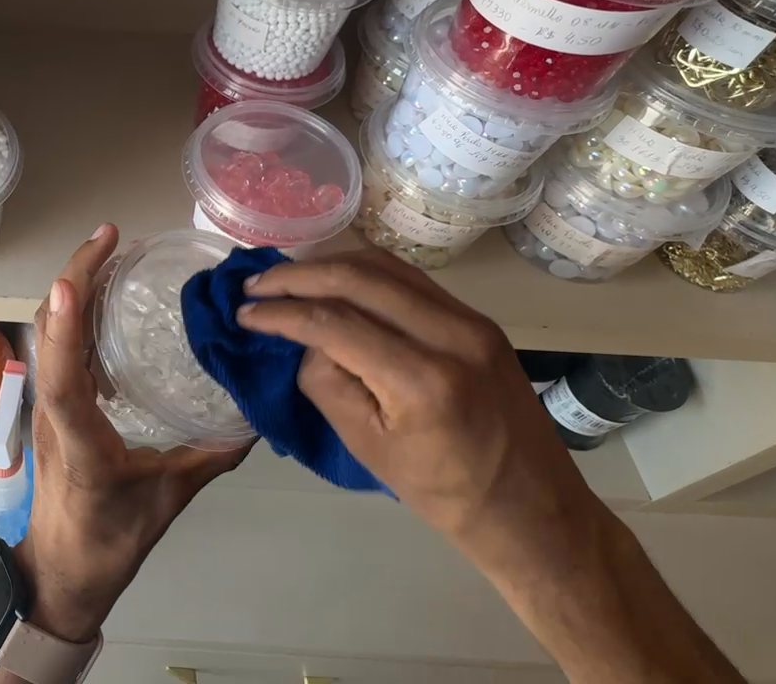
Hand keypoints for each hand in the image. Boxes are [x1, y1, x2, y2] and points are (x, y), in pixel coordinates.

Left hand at [18, 224, 251, 642]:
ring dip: (73, 287)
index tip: (75, 283)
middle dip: (75, 276)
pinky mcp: (51, 402)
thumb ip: (209, 456)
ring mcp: (47, 404)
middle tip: (112, 236)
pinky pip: (58, 345)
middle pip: (49, 334)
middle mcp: (54, 412)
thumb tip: (252, 414)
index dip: (66, 332)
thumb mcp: (168, 501)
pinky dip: (76, 311)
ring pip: (48, 333)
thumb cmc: (109, 543)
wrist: (61, 571)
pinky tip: (106, 300)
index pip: (65, 383)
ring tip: (110, 252)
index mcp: (81, 442)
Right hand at [236, 251, 603, 572]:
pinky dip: (360, 272)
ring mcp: (470, 321)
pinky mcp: (475, 318)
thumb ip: (326, 382)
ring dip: (327, 265)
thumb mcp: (366, 447)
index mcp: (424, 381)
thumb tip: (304, 337)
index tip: (243, 312)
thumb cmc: (441, 493)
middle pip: (357, 277)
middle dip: (297, 276)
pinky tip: (331, 281)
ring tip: (285, 278)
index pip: (334, 322)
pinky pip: (406, 278)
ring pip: (383, 266)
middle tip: (255, 284)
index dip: (280, 312)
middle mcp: (452, 336)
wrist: (532, 509)